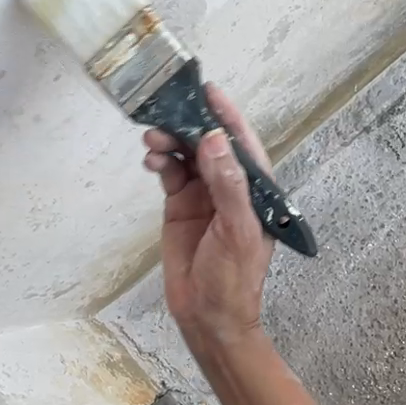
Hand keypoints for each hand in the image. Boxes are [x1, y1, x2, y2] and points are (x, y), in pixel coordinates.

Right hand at [141, 84, 275, 351]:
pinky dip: (159, 161)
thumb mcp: (237, 231)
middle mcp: (229, 186)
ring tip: (152, 138)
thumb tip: (214, 140)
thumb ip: (227, 185)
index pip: (241, 144)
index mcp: (254, 189)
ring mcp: (203, 194)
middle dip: (189, 123)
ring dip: (170, 141)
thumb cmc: (234, 277)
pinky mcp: (180, 205)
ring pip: (186, 154)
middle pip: (210, 143)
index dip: (227, 115)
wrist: (208, 315)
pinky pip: (169, 172)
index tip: (208, 89)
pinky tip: (151, 159)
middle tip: (165, 108)